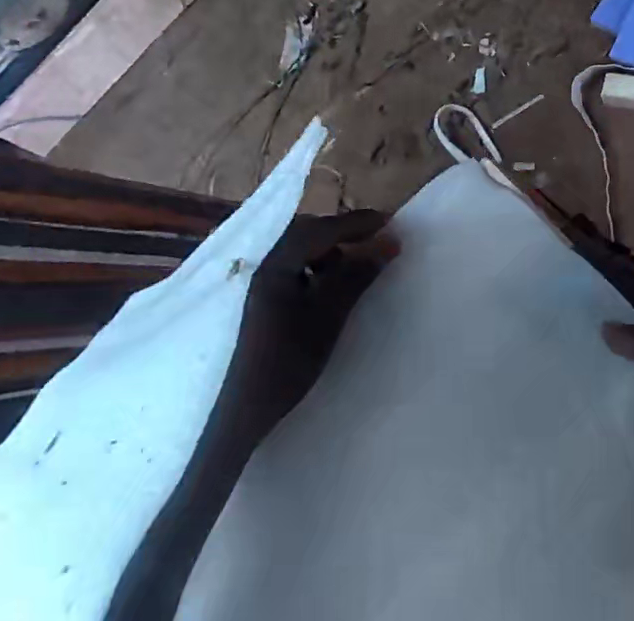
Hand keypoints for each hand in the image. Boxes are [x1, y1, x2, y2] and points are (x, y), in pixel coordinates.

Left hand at [238, 209, 397, 426]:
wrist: (244, 412)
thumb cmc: (288, 360)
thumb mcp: (330, 316)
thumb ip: (357, 275)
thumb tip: (389, 243)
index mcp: (276, 266)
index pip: (320, 230)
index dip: (356, 223)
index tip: (388, 222)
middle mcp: (264, 267)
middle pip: (305, 234)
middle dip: (341, 232)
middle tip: (374, 240)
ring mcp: (260, 285)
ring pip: (298, 251)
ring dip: (329, 250)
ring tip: (354, 265)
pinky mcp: (262, 301)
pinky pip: (292, 269)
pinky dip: (316, 268)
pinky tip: (329, 287)